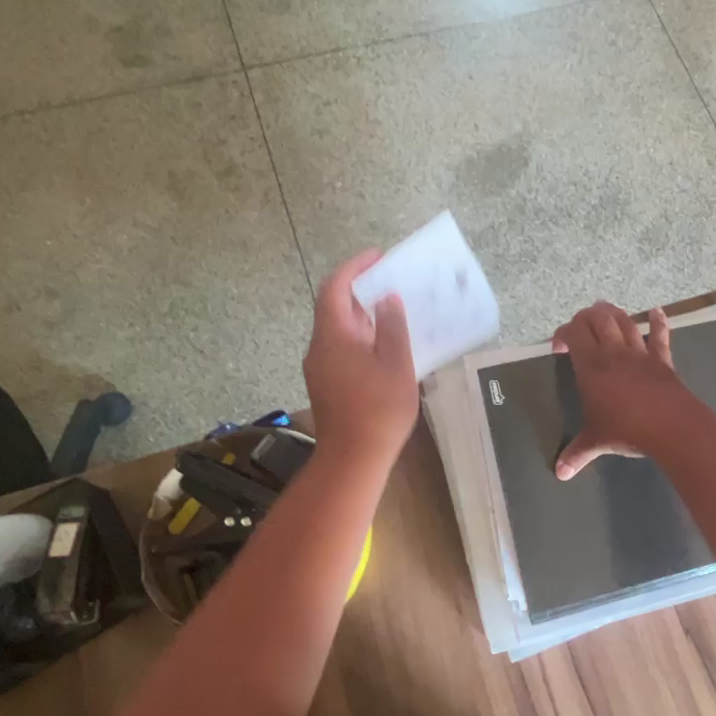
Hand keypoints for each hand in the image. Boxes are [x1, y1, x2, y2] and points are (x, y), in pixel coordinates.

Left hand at [303, 251, 418, 465]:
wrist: (353, 458)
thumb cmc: (379, 409)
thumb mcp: (396, 364)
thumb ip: (392, 326)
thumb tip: (387, 298)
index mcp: (333, 336)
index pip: (335, 288)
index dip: (354, 268)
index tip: (378, 257)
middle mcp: (319, 347)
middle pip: (334, 308)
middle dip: (360, 291)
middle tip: (390, 282)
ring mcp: (320, 368)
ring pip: (338, 330)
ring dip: (361, 316)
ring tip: (392, 312)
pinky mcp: (326, 385)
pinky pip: (341, 349)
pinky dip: (360, 337)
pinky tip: (383, 347)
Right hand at [551, 302, 696, 479]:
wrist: (672, 427)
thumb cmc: (627, 430)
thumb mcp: (596, 441)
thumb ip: (576, 453)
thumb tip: (559, 473)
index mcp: (592, 366)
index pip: (574, 333)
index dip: (563, 333)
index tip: (558, 348)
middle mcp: (614, 353)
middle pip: (598, 318)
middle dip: (585, 316)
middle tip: (579, 327)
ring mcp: (640, 353)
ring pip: (624, 321)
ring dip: (613, 313)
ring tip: (604, 312)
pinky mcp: (662, 360)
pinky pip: (659, 336)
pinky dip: (658, 322)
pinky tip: (657, 312)